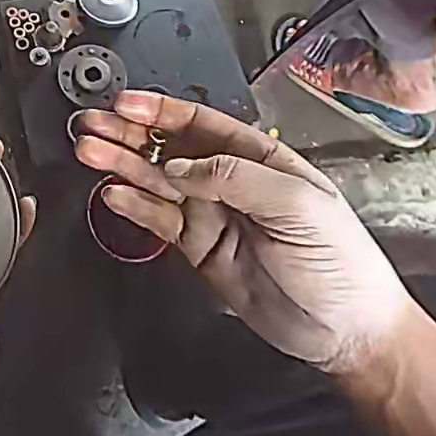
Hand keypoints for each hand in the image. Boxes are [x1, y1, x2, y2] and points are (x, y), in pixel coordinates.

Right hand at [75, 91, 416, 378]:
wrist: (345, 330)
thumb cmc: (339, 261)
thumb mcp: (298, 205)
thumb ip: (235, 177)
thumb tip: (179, 168)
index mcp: (260, 159)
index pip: (201, 125)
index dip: (160, 112)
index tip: (126, 105)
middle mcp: (232, 182)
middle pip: (170, 149)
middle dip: (130, 135)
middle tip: (94, 127)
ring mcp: (214, 215)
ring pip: (157, 182)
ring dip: (123, 166)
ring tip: (90, 153)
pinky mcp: (200, 248)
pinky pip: (160, 220)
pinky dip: (135, 207)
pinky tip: (113, 195)